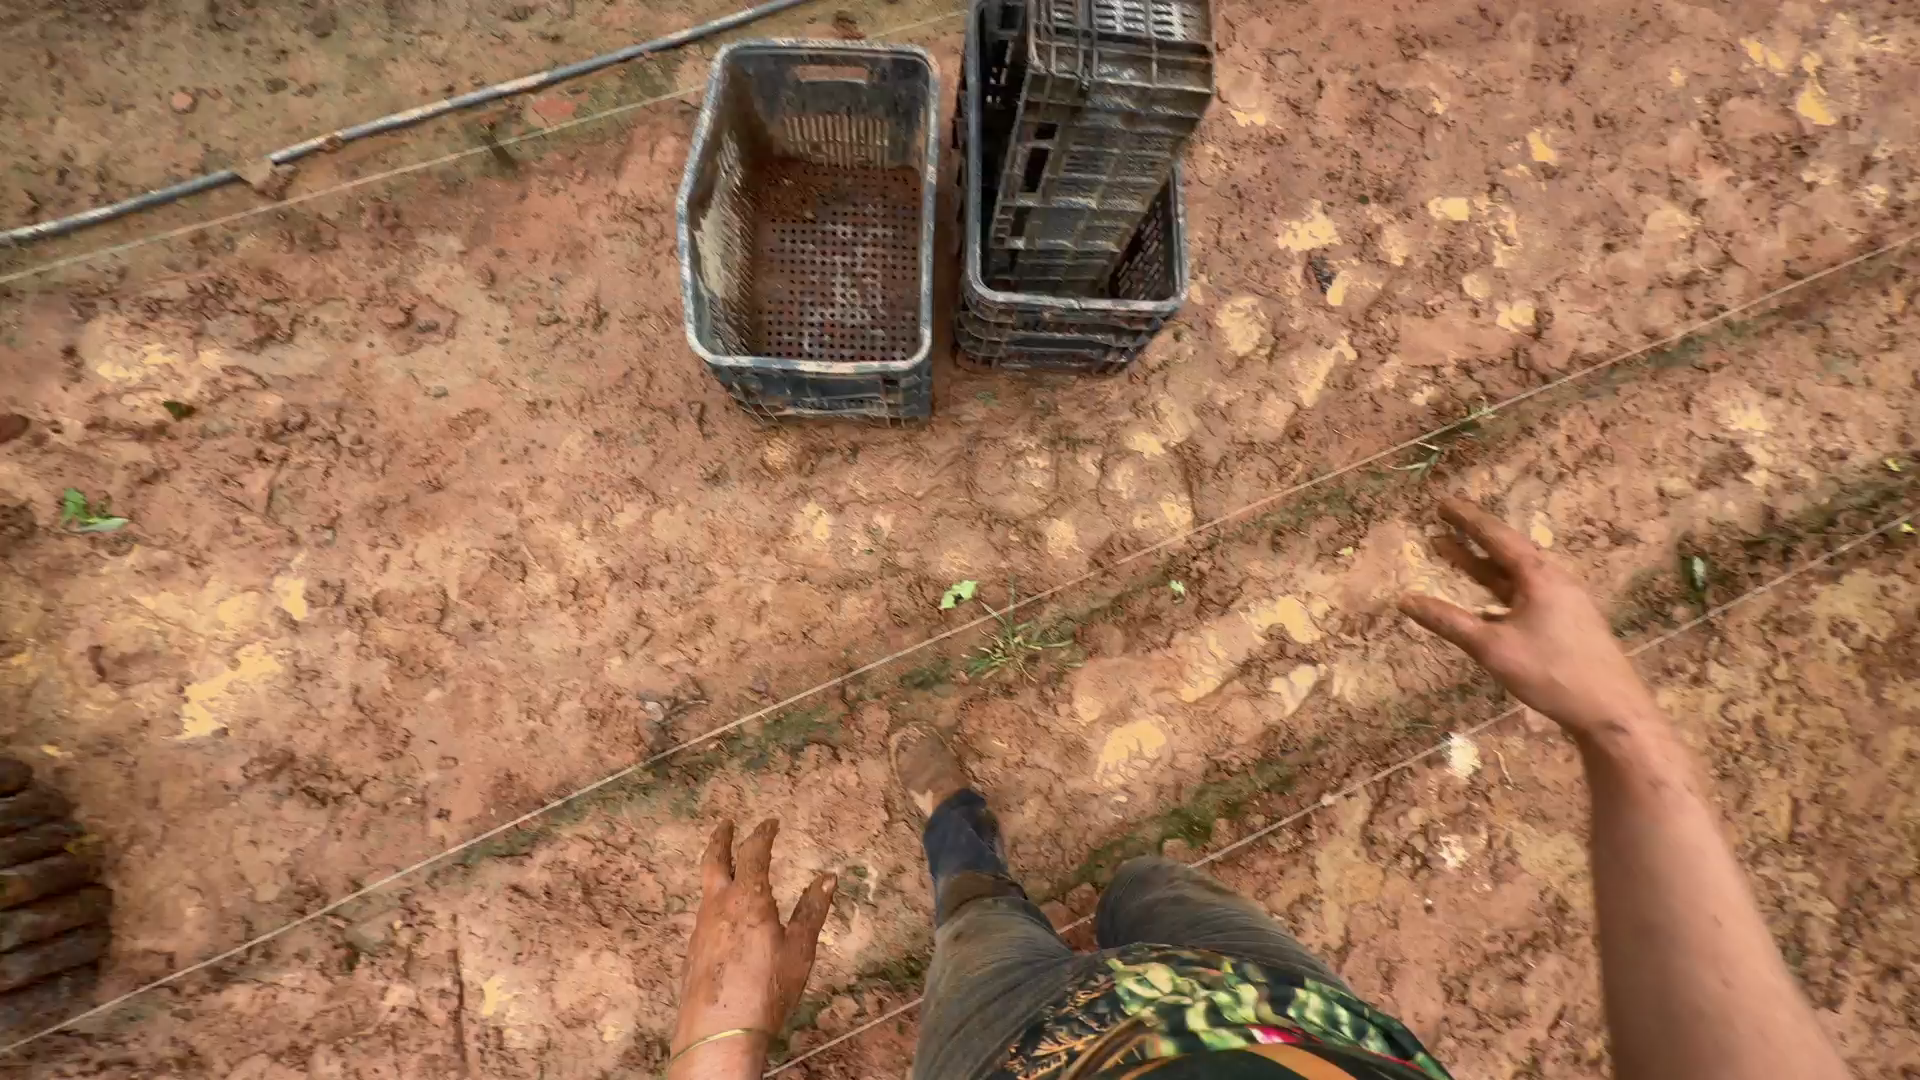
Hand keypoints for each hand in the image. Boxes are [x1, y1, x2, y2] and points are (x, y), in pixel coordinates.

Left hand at [670, 818, 835, 1076]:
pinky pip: (705, 912)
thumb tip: (829, 876)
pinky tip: (724, 914)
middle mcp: (719, 905)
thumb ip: (812, 910)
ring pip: (707, 887)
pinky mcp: (694, 952)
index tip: (771, 823)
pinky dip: (715, 898)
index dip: (763, 834)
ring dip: (717, 869)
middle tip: (726, 823)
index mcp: (748, 897)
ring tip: (728, 866)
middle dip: (721, 839)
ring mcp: (702, 929)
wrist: (718, 1035)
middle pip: (714, 861)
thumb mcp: (800, 949)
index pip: (754, 852)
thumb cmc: (767, 987)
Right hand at [1398, 497, 1663, 743]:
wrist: (1612, 712)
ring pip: (1512, 573)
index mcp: (1539, 578)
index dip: (1467, 520)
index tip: (1442, 503)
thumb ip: (1446, 621)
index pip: (1496, 538)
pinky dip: (1494, 587)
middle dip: (1472, 536)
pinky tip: (1480, 598)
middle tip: (1443, 518)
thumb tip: (1405, 600)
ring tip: (1448, 550)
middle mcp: (1553, 582)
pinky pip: (1520, 592)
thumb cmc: (1550, 673)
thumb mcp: (1490, 647)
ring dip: (1479, 562)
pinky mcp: (1564, 622)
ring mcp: (1561, 602)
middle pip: (1506, 550)